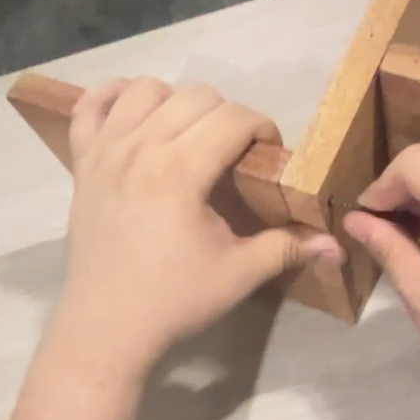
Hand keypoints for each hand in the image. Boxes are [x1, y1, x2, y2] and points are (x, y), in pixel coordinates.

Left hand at [53, 78, 339, 361]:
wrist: (106, 329)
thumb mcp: (238, 275)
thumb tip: (337, 246)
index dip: (262, 128)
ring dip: (175, 103)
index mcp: (181, 170)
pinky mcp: (82, 164)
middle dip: (227, 115)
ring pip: (146, 90)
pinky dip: (112, 99)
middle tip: (235, 153)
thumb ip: (287, 248)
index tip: (268, 155)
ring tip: (189, 136)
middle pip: (195, 95)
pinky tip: (133, 115)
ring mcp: (105, 152)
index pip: (233, 117)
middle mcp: (140, 147)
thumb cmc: (174, 300)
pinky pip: (90, 107)